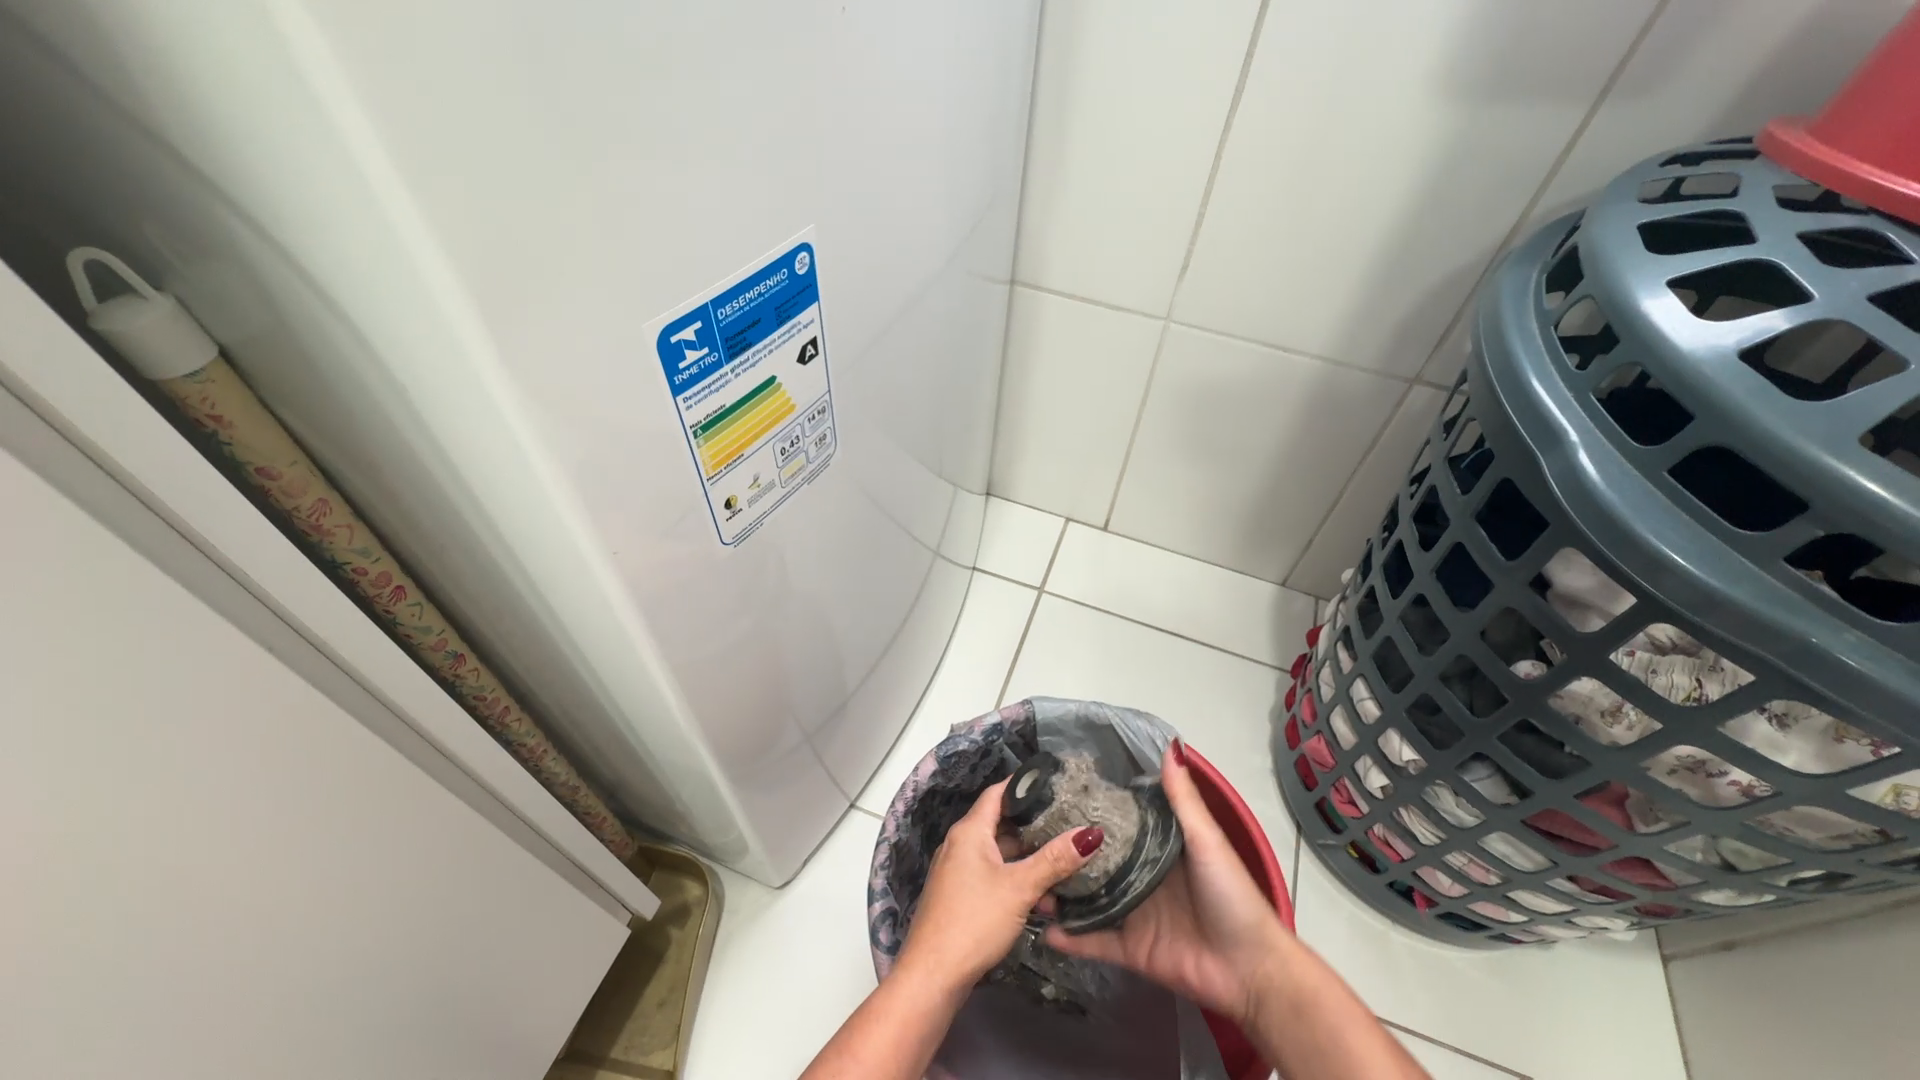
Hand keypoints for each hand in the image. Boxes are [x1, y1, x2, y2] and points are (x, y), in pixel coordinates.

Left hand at [895, 778, 1104, 995]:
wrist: (933, 975)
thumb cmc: (974, 921)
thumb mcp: (1020, 888)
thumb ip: (1054, 860)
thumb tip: (1091, 833)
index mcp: (969, 832)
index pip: (998, 794)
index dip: (1025, 786)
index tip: (1056, 785)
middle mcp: (960, 845)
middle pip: (1002, 825)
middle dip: (1036, 830)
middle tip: (1071, 829)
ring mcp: (958, 872)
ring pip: (1000, 856)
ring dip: (1029, 863)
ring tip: (1064, 873)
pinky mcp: (960, 897)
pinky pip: (993, 877)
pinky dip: (1016, 882)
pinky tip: (1042, 902)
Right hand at [1046, 742, 1289, 1025]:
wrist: (1250, 969)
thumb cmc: (1232, 896)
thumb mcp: (1207, 842)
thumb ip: (1184, 800)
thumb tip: (1171, 746)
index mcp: (1159, 850)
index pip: (1119, 826)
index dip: (1091, 812)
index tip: (1055, 795)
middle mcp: (1141, 879)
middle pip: (1096, 863)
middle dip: (1066, 853)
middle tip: (1026, 837)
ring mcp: (1133, 914)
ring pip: (1088, 899)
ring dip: (1060, 892)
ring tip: (1025, 878)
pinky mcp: (1129, 949)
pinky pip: (1093, 941)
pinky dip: (1069, 938)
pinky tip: (1041, 926)